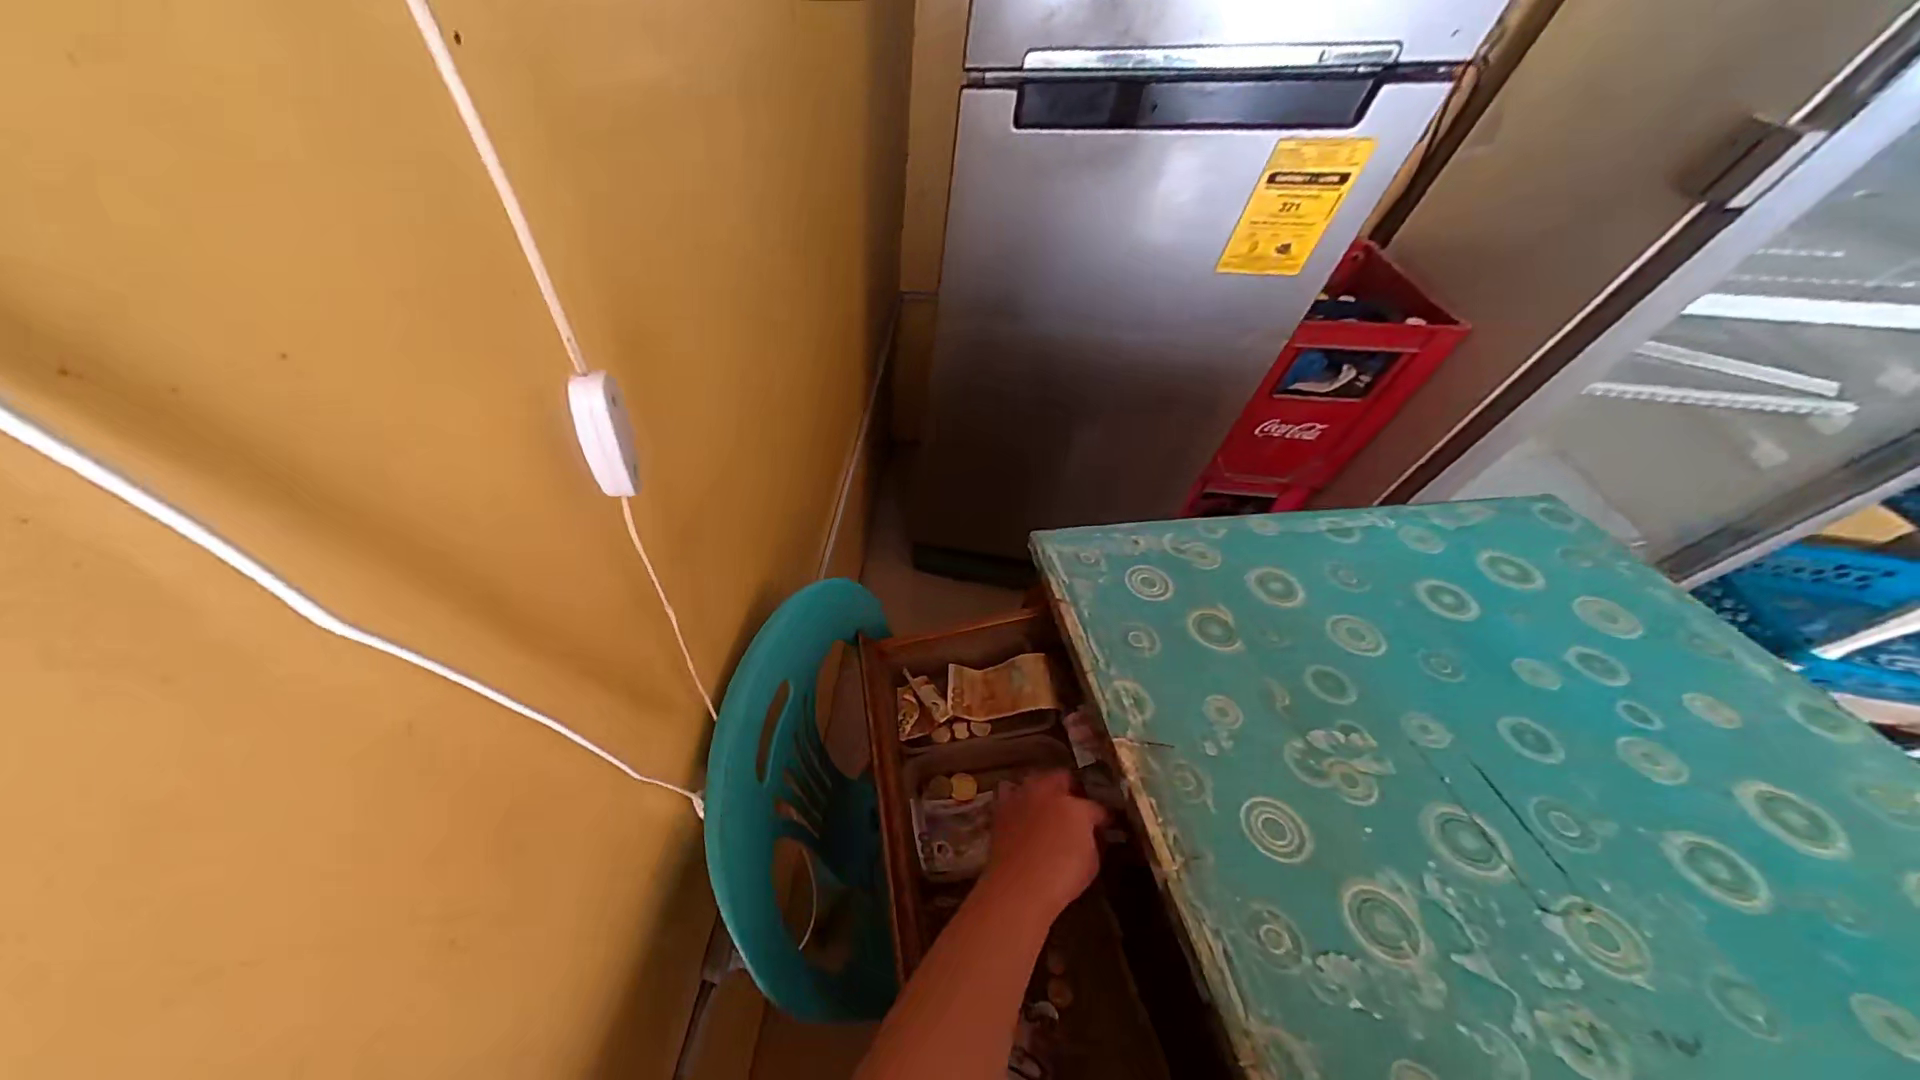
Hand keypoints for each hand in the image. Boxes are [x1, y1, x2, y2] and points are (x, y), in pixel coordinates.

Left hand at [982, 770, 1106, 918]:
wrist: (1018, 887)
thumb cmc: (1061, 879)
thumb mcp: (1091, 863)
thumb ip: (1093, 840)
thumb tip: (1091, 833)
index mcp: (1077, 807)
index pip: (1096, 807)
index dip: (1103, 816)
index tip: (1105, 824)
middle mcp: (1049, 792)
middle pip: (1064, 778)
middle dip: (1072, 790)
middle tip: (1076, 808)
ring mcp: (1023, 795)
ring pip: (1036, 778)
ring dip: (1043, 788)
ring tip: (1047, 804)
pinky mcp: (1002, 806)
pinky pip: (1009, 791)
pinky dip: (1017, 796)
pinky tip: (1021, 809)